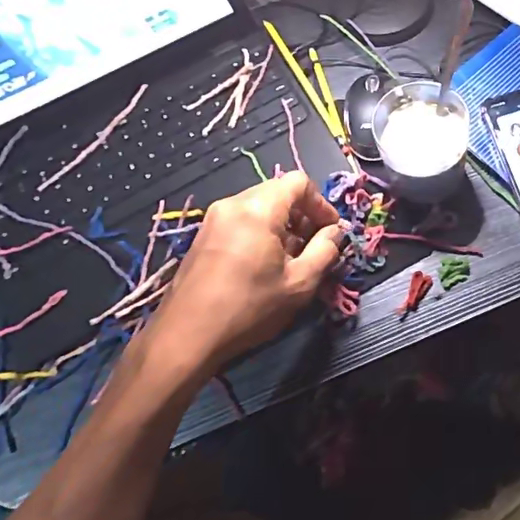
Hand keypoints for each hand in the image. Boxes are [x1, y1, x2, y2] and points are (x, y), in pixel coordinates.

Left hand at [144, 171, 345, 378]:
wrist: (185, 337)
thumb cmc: (248, 308)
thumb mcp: (299, 283)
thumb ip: (325, 250)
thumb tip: (334, 233)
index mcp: (258, 209)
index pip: (299, 182)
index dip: (321, 203)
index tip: (330, 232)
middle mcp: (233, 204)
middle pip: (278, 191)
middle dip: (302, 214)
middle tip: (313, 246)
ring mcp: (214, 218)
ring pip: (259, 205)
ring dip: (282, 224)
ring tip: (290, 259)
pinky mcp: (203, 235)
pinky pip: (241, 219)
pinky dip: (261, 231)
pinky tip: (264, 264)